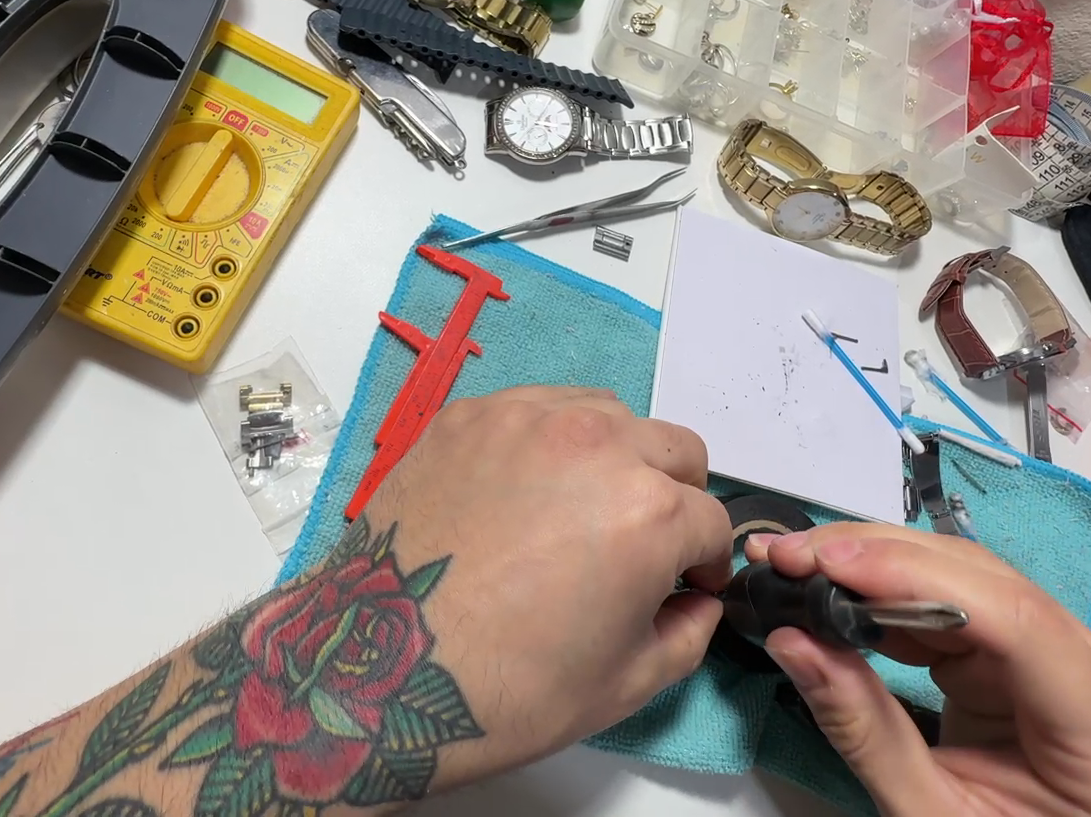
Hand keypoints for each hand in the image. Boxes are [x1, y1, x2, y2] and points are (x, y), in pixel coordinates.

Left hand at [358, 386, 732, 785]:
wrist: (379, 658)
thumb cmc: (508, 684)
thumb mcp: (624, 683)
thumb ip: (688, 632)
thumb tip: (697, 598)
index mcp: (648, 511)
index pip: (712, 520)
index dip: (704, 560)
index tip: (684, 580)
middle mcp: (597, 443)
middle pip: (677, 447)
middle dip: (677, 493)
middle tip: (639, 535)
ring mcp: (528, 416)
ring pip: (609, 412)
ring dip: (616, 454)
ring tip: (576, 502)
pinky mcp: (473, 412)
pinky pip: (539, 406)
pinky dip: (551, 439)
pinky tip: (520, 485)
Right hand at [746, 524, 1090, 816]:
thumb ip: (864, 731)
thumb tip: (788, 638)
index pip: (1018, 623)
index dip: (914, 576)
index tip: (821, 562)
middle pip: (988, 583)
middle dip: (875, 558)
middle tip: (785, 555)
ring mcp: (1082, 659)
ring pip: (966, 575)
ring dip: (873, 563)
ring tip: (796, 563)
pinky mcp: (1039, 652)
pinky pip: (958, 600)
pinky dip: (889, 591)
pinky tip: (837, 589)